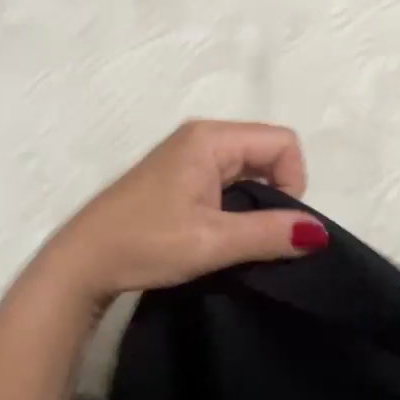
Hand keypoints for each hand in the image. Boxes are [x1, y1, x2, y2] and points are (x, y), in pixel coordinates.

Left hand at [39, 121, 328, 305]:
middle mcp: (202, 136)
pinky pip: (228, 178)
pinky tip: (219, 233)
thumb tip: (319, 232)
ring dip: (254, 200)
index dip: (293, 181)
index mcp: (211, 138)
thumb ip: (269, 233)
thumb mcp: (212, 242)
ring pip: (248, 167)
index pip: (282, 142)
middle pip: (266, 150)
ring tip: (236, 238)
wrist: (81, 264)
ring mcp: (187, 154)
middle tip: (257, 236)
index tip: (274, 223)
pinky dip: (236, 203)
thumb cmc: (146, 243)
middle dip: (276, 191)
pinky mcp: (178, 175)